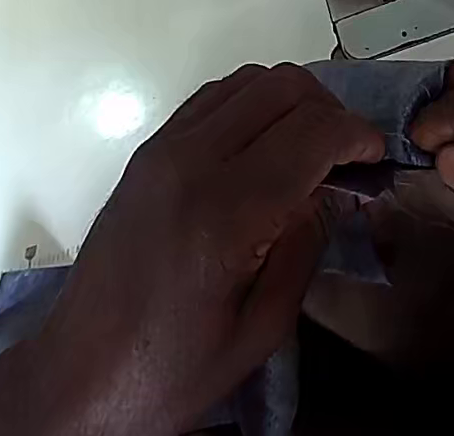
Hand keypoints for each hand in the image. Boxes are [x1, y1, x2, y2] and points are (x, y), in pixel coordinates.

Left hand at [25, 64, 382, 434]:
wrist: (77, 374)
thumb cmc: (173, 366)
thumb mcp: (263, 324)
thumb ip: (308, 240)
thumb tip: (338, 185)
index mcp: (226, 211)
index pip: (313, 132)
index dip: (357, 133)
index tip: (375, 153)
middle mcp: (193, 160)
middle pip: (286, 87)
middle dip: (332, 109)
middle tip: (347, 150)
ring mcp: (166, 145)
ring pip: (252, 78)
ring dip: (295, 98)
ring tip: (310, 141)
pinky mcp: (152, 145)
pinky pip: (217, 93)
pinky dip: (255, 99)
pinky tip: (266, 136)